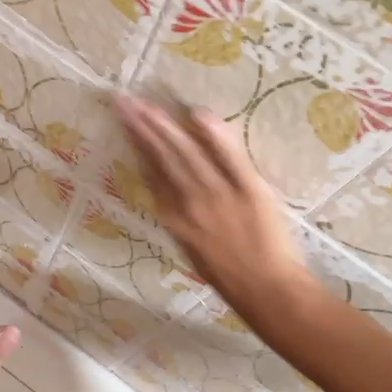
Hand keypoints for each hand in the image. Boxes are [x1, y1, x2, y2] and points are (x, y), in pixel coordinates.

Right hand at [115, 96, 318, 312]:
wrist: (267, 291)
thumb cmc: (232, 277)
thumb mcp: (195, 251)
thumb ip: (181, 219)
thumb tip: (169, 192)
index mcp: (175, 220)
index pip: (152, 176)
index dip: (137, 148)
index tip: (126, 123)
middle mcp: (190, 205)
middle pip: (163, 159)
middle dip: (142, 128)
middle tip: (124, 101)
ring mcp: (219, 197)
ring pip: (187, 155)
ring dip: (165, 126)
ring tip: (147, 104)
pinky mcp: (250, 191)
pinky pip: (229, 159)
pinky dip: (213, 136)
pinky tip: (196, 115)